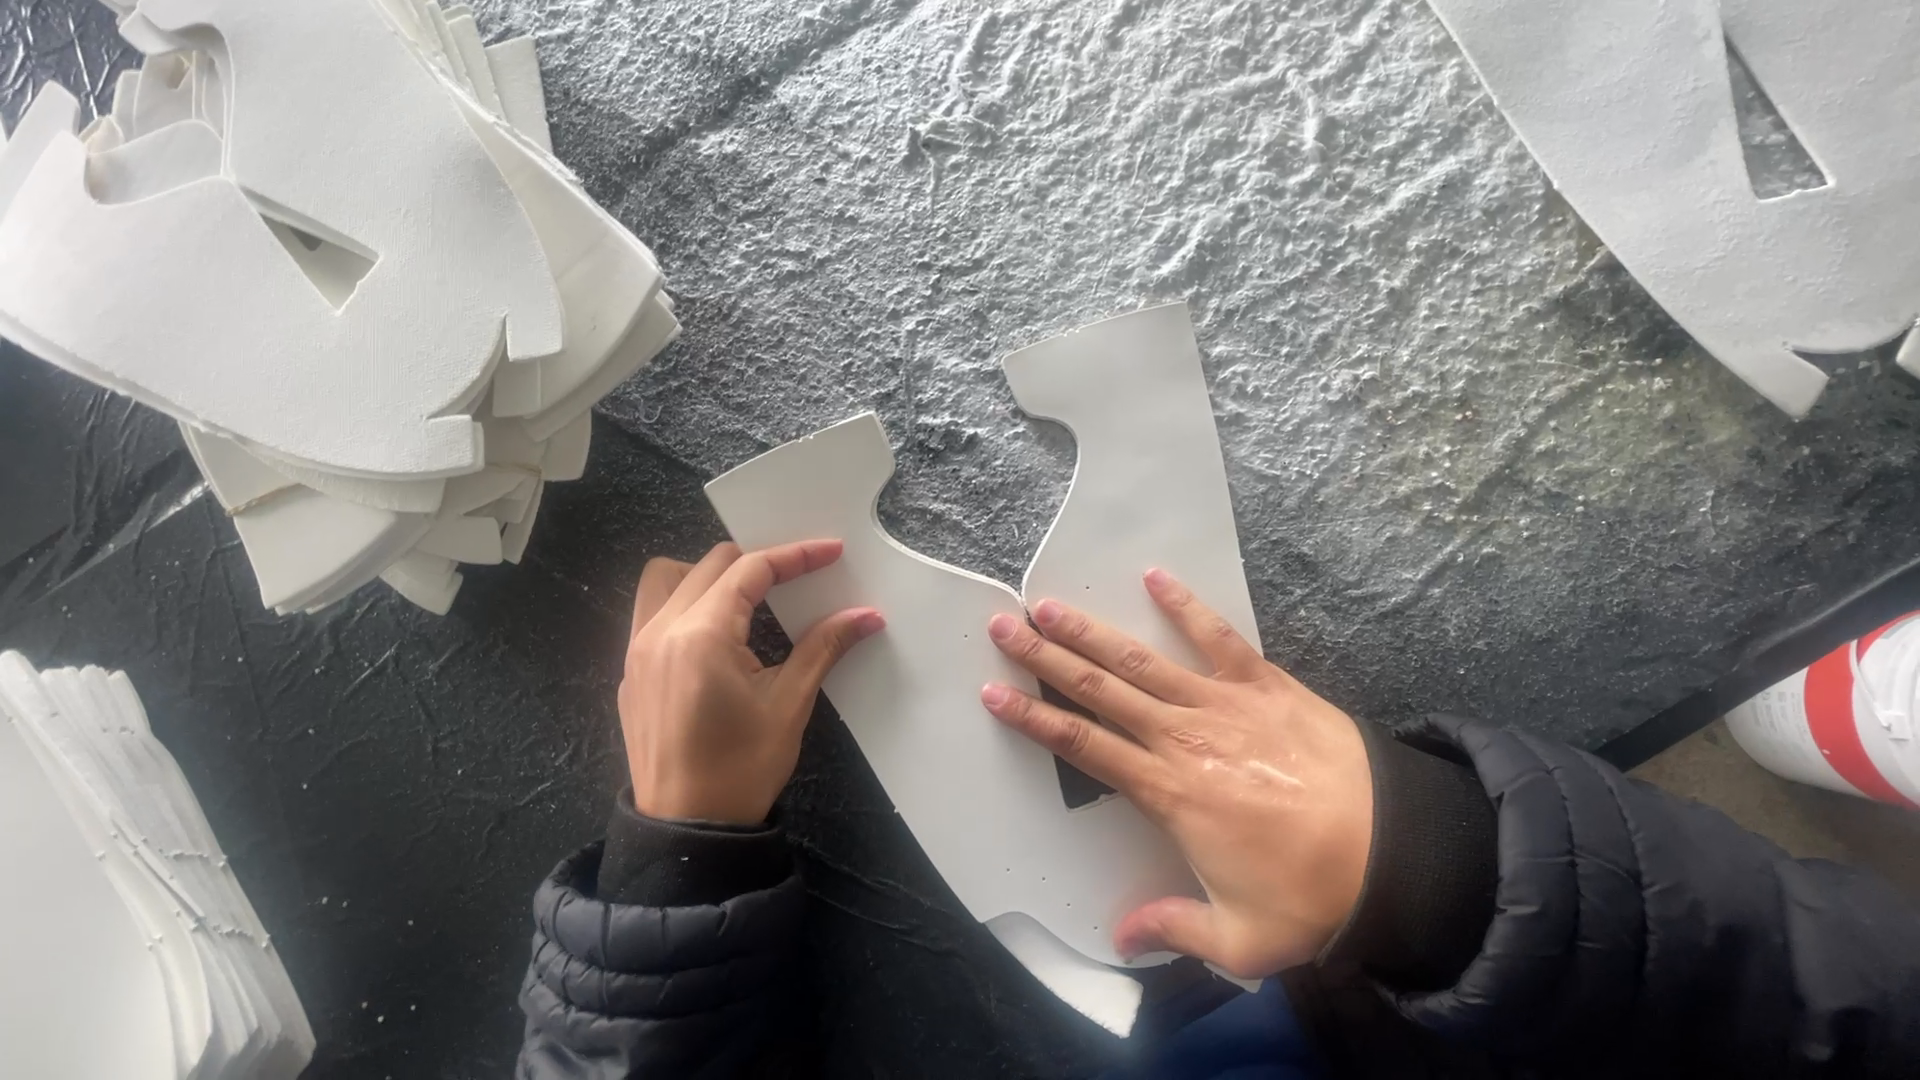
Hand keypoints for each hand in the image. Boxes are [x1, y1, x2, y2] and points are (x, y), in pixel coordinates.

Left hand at [619, 540, 884, 824]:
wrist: (688, 832)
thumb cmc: (743, 769)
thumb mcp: (790, 705)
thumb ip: (824, 648)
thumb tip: (868, 616)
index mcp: (701, 636)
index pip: (750, 570)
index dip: (795, 556)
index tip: (831, 552)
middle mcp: (659, 631)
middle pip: (710, 564)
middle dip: (758, 563)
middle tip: (797, 580)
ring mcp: (636, 651)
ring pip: (667, 580)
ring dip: (709, 576)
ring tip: (747, 601)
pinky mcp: (630, 673)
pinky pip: (651, 613)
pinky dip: (685, 604)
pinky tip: (715, 636)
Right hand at [979, 569, 1372, 978]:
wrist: (1398, 853)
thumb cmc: (1314, 894)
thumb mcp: (1242, 939)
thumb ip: (1174, 929)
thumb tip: (1121, 937)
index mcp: (1167, 791)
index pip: (1083, 745)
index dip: (1033, 718)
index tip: (994, 693)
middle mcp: (1182, 737)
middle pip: (1098, 689)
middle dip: (1045, 656)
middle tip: (1004, 624)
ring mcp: (1222, 703)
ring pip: (1141, 660)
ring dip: (1091, 630)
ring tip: (1050, 604)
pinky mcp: (1264, 683)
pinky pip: (1218, 636)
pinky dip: (1185, 605)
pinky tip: (1155, 576)